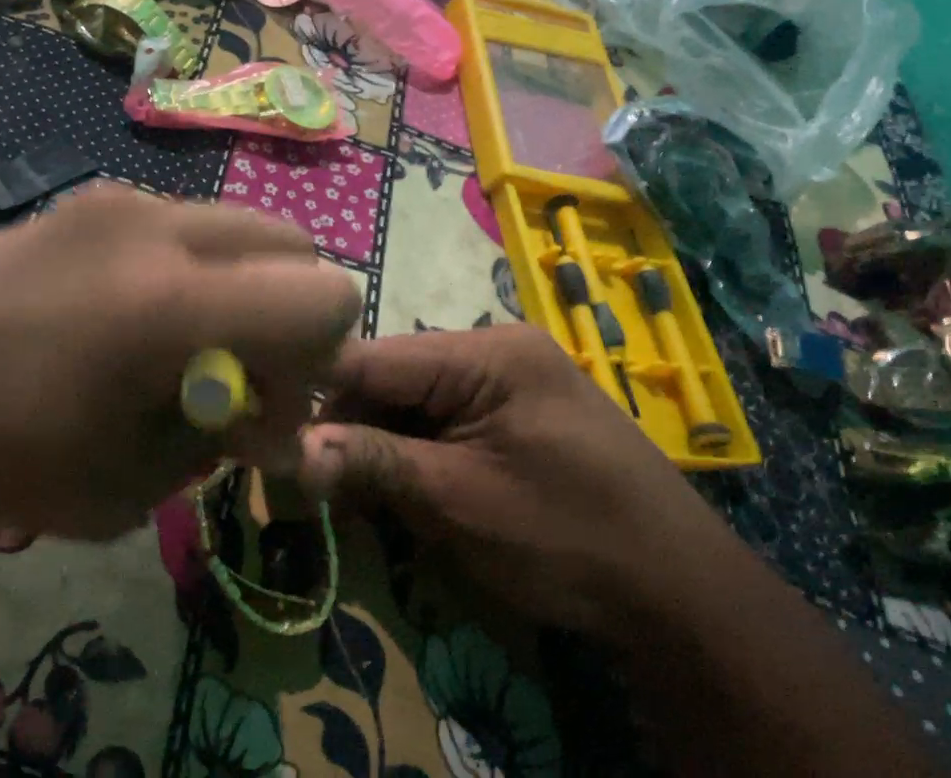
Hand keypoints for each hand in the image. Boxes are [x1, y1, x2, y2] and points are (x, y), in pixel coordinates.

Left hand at [0, 186, 361, 539]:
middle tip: (230, 384)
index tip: (257, 417)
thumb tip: (247, 417)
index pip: (325, 296)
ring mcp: (111, 204)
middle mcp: (158, 229)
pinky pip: (169, 228)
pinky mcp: (72, 205)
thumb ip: (206, 447)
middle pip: (288, 245)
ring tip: (169, 358)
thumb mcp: (113, 490)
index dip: (318, 365)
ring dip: (232, 292)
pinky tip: (116, 329)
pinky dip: (182, 272)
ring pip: (228, 230)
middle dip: (286, 318)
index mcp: (180, 301)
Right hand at [297, 325, 756, 638]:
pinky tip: (392, 489)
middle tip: (306, 480)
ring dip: (372, 446)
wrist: (685, 599)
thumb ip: (370, 463)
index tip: (265, 433)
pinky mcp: (511, 415)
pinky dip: (406, 454)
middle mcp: (494, 351)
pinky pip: (435, 421)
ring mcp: (506, 382)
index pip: (369, 357)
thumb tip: (286, 451)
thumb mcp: (458, 501)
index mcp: (487, 353)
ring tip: (346, 493)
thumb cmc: (569, 540)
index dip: (311, 393)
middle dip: (345, 428)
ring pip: (405, 402)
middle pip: (385, 377)